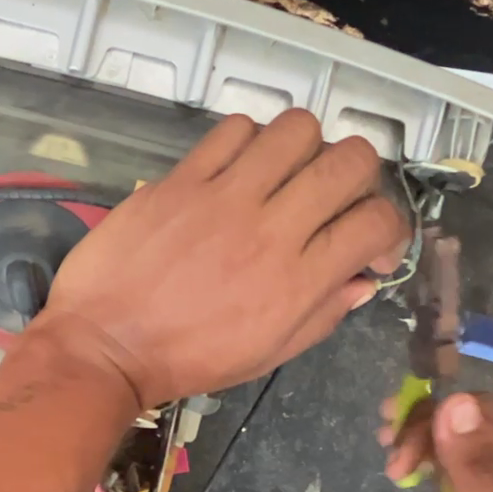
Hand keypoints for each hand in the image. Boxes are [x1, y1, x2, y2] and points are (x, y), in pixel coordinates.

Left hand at [26, 109, 410, 406]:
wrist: (103, 347)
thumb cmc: (185, 361)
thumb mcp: (265, 355)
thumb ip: (321, 315)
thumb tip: (362, 280)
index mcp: (297, 282)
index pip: (376, 221)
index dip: (389, 228)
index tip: (369, 245)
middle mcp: (271, 230)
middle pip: (351, 161)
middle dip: (358, 177)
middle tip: (330, 201)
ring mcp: (223, 198)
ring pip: (296, 129)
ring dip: (303, 149)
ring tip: (281, 177)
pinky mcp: (180, 181)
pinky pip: (233, 130)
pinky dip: (247, 141)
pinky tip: (235, 170)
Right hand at [382, 394, 492, 491]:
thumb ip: (468, 466)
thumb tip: (457, 399)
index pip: (480, 418)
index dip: (437, 417)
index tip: (396, 442)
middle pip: (462, 425)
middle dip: (421, 425)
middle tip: (385, 448)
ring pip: (447, 446)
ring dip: (415, 440)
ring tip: (389, 462)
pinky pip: (439, 472)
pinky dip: (417, 462)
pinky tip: (398, 469)